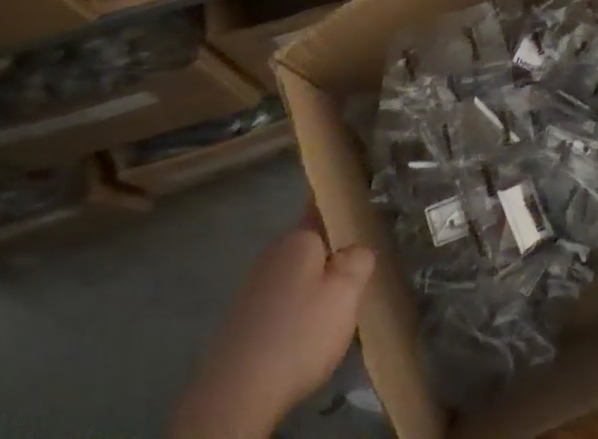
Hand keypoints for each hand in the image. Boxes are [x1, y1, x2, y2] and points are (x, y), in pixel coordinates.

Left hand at [171, 210, 376, 438]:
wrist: (239, 389)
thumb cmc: (300, 333)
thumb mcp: (345, 294)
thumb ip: (358, 262)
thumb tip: (357, 248)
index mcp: (298, 239)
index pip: (319, 207)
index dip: (338, 207)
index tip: (358, 211)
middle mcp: (273, 253)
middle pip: (310, 245)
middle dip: (332, 256)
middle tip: (359, 277)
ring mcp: (255, 285)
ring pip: (297, 275)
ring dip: (315, 286)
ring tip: (337, 311)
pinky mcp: (245, 316)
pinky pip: (282, 301)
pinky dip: (297, 311)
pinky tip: (307, 334)